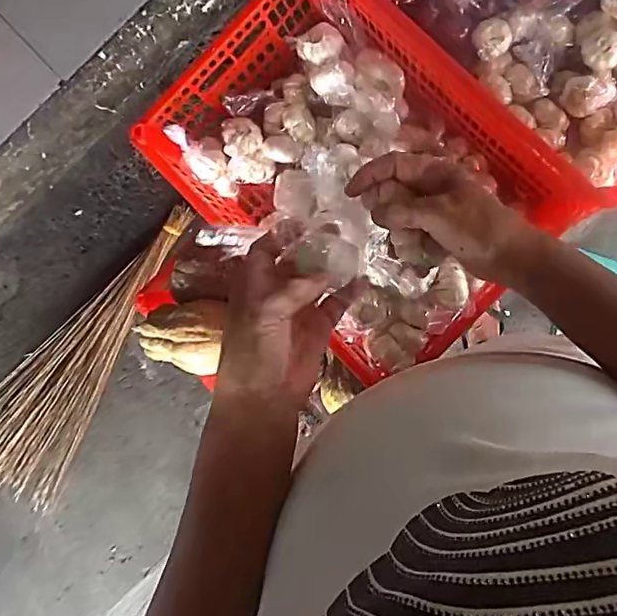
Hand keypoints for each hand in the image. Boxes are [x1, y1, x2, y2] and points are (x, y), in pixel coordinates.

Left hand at [214, 238, 361, 413]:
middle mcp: (277, 291)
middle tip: (336, 226)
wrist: (264, 397)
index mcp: (254, 284)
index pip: (264, 249)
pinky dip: (350, 292)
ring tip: (353, 245)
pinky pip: (337, 303)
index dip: (279, 233)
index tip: (302, 218)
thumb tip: (326, 275)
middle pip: (295, 260)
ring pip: (319, 279)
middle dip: (313, 243)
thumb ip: (294, 290)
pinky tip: (364, 280)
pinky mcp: (319, 325)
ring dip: (334, 264)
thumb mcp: (265, 314)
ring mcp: (300, 308)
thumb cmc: (252, 353)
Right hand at [346, 153, 548, 283]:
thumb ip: (402, 209)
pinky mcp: (441, 231)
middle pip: (394, 190)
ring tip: (409, 244)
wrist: (512, 255)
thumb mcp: (437, 215)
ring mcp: (437, 209)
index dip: (370, 175)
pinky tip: (418, 255)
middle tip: (389, 227)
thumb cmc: (478, 228)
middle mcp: (433, 187)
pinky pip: (415, 232)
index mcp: (435, 171)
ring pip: (402, 214)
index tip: (351, 194)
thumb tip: (375, 208)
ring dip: (399, 230)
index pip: (394, 164)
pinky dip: (412, 242)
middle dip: (385, 208)